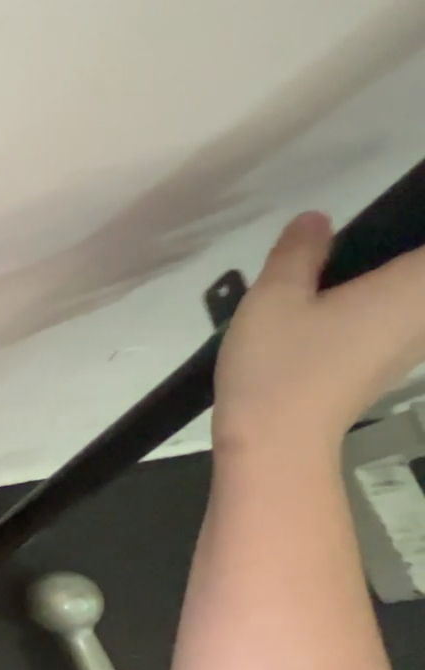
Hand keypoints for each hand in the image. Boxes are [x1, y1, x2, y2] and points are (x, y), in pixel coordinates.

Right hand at [215, 211, 424, 453]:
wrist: (278, 438)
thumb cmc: (280, 365)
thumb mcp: (273, 300)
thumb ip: (298, 254)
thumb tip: (316, 219)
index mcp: (418, 280)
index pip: (422, 234)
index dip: (406, 223)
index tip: (392, 217)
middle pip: (420, 269)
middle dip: (395, 252)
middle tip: (338, 250)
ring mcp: (419, 336)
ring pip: (412, 294)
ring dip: (389, 282)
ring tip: (337, 272)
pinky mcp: (395, 358)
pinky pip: (404, 314)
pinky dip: (382, 303)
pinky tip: (337, 305)